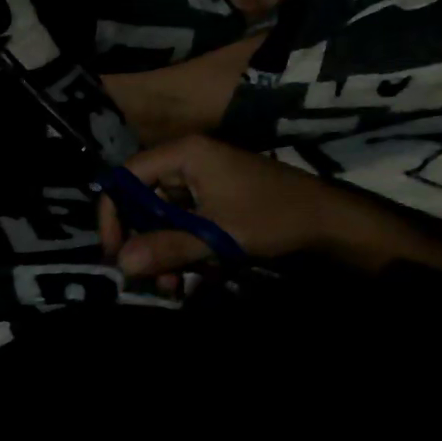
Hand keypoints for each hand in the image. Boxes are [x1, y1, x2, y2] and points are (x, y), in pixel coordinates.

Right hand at [97, 135, 355, 281]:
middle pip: (143, 198)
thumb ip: (168, 247)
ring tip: (170, 286)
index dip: (114, 212)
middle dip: (142, 240)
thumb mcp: (218, 234)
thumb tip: (122, 263)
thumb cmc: (272, 217)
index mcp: (185, 154)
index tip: (114, 251)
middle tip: (144, 277)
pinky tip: (189, 274)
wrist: (327, 219)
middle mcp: (188, 161)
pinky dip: (182, 247)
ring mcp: (202, 179)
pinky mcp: (214, 198)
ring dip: (162, 250)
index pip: (127, 176)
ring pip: (163, 215)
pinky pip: (184, 221)